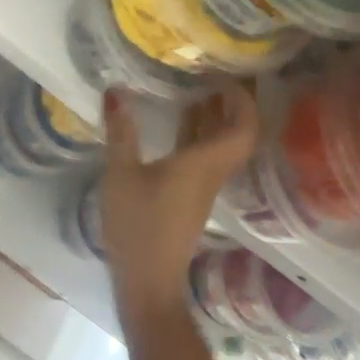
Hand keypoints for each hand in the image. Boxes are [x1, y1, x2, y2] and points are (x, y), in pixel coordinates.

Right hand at [99, 84, 258, 313]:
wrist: (148, 282)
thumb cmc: (138, 225)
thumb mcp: (121, 174)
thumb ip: (120, 132)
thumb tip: (115, 91)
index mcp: (203, 165)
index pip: (243, 130)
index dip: (243, 102)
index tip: (226, 78)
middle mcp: (211, 175)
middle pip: (236, 136)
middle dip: (230, 105)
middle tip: (212, 77)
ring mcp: (202, 189)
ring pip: (220, 147)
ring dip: (214, 120)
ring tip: (195, 91)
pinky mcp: (191, 200)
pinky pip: (205, 158)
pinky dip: (198, 136)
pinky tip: (176, 126)